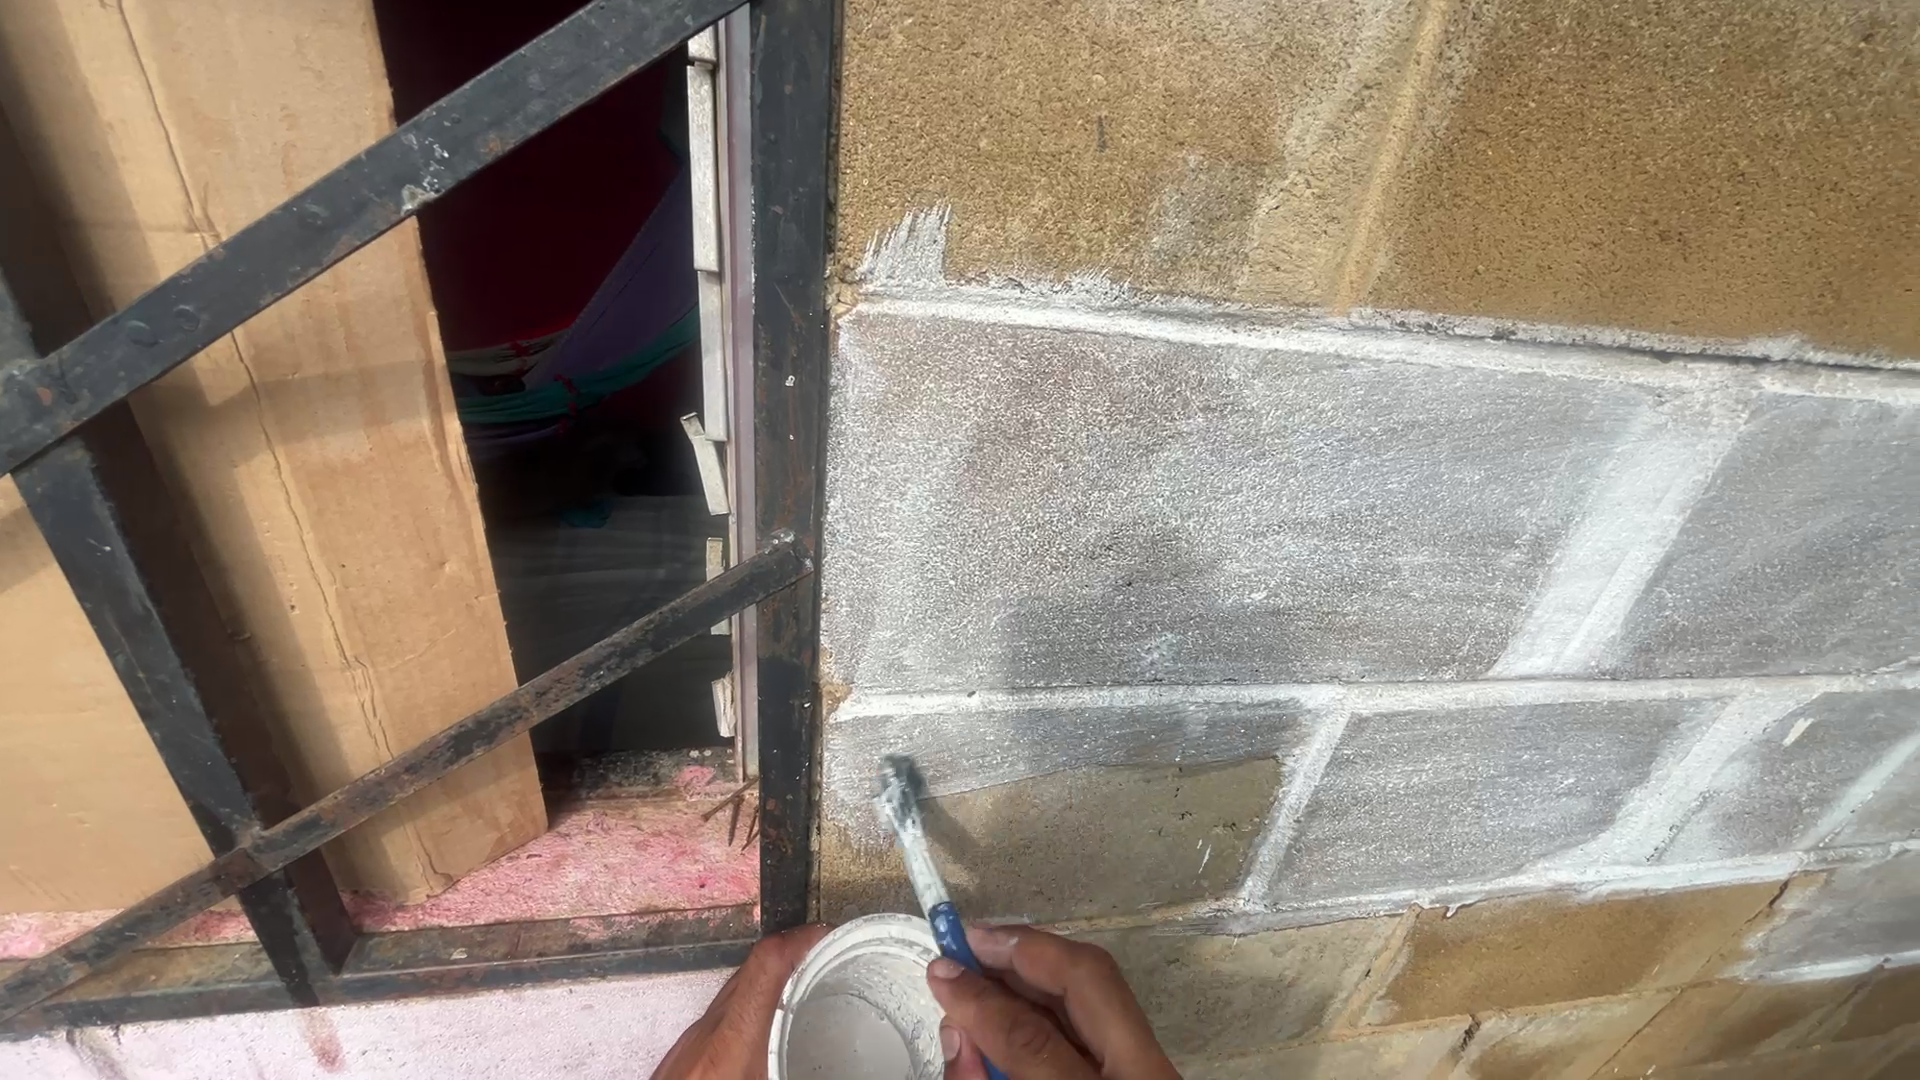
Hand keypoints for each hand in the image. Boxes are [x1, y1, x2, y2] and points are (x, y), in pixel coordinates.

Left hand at [650, 923, 829, 1079]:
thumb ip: (792, 1065)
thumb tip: (834, 1065)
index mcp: (731, 1047)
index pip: (767, 962)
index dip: (803, 938)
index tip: (832, 936)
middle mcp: (706, 1036)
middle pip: (752, 970)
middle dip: (794, 958)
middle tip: (831, 966)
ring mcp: (687, 1046)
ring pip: (734, 995)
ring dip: (771, 989)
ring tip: (805, 1004)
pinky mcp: (677, 1062)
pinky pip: (720, 1021)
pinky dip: (750, 1019)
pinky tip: (765, 1047)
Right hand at [927, 924, 1181, 1079]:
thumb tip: (957, 1025)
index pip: (1034, 1041)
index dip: (979, 999)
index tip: (938, 968)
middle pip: (1091, 980)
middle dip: (1025, 948)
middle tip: (968, 938)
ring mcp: (1159, 1072)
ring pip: (1103, 983)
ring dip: (1040, 961)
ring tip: (986, 956)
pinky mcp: (1156, 1067)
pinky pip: (1104, 1008)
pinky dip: (1058, 990)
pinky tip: (1021, 991)